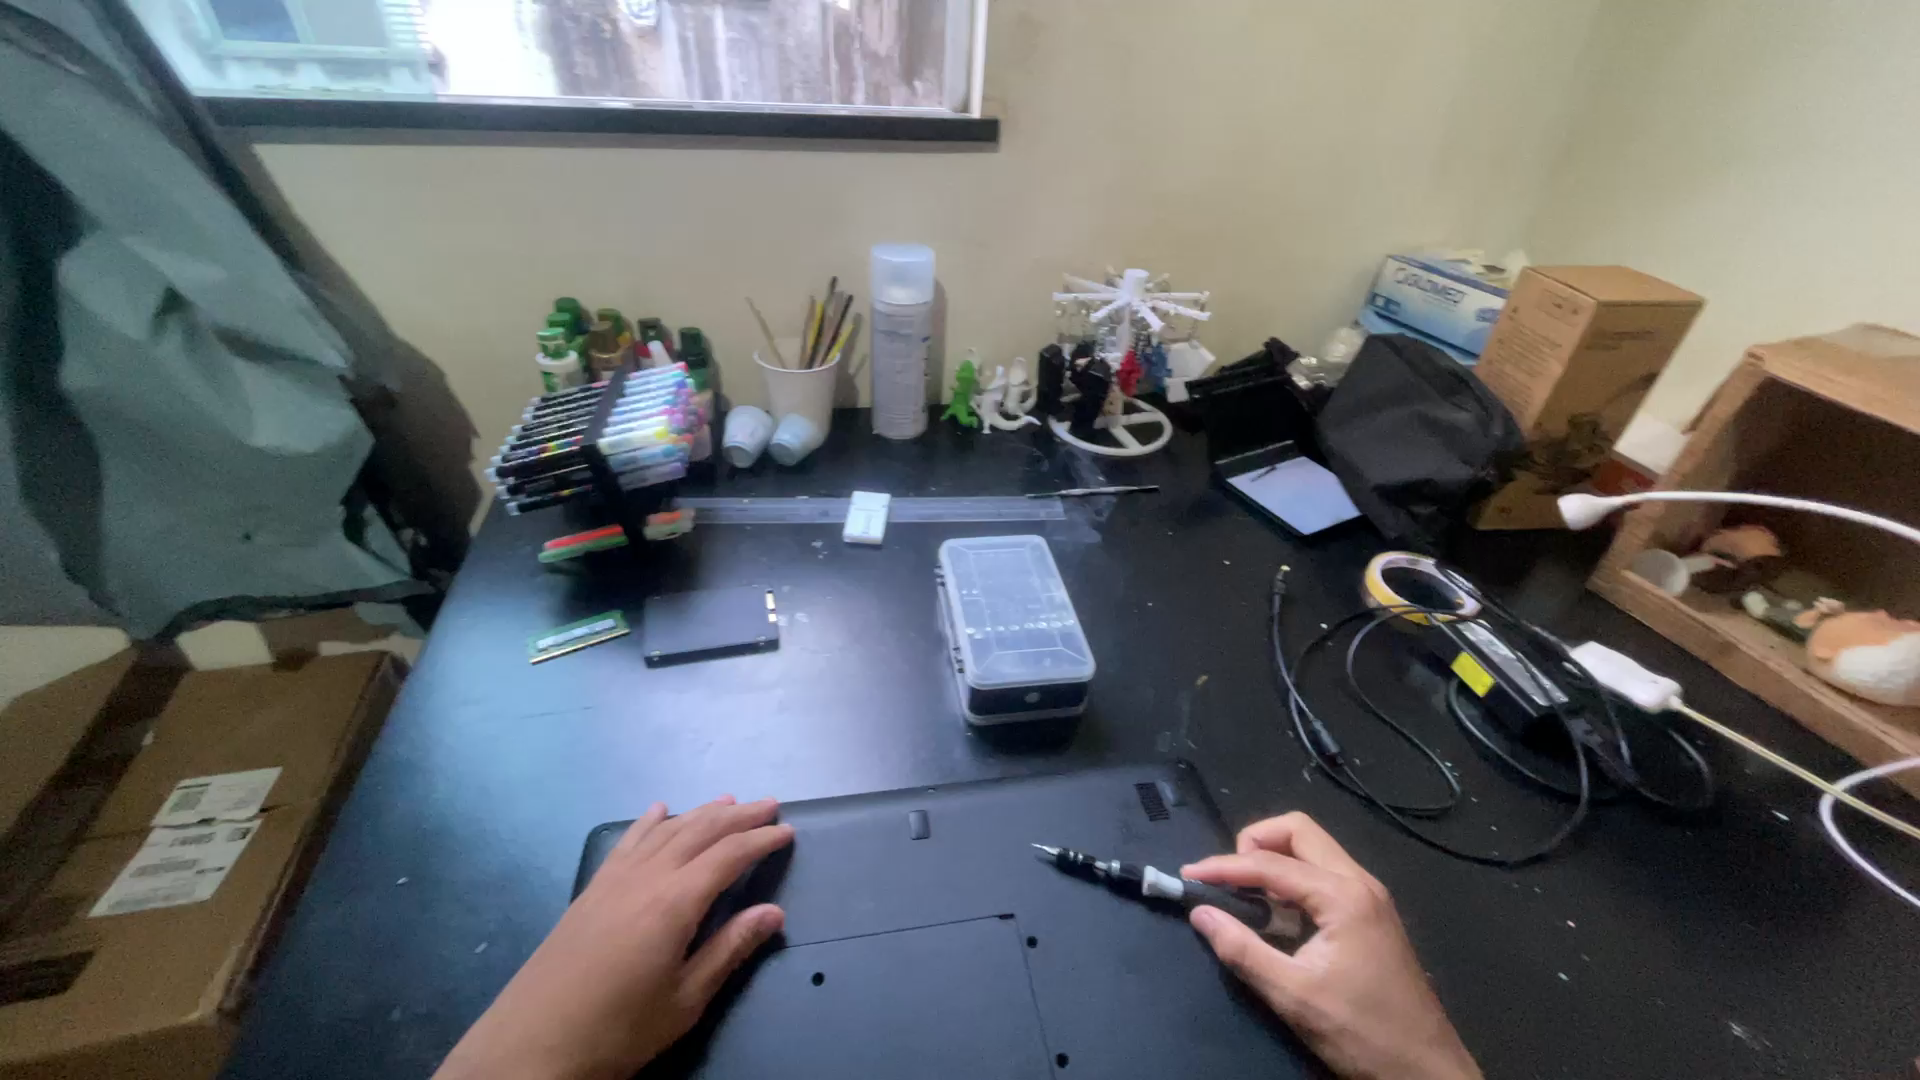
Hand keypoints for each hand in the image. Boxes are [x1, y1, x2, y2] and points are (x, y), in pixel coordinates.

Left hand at [436, 797, 793, 1079]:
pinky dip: (649, 821)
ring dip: (701, 812)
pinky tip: (659, 810)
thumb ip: (730, 950)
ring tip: (729, 801)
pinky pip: (628, 841)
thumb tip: (774, 912)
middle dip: (739, 816)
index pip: (730, 856)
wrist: (529, 1051)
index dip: (761, 840)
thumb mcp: (684, 1001)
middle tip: (769, 804)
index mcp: (675, 901)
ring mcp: (615, 880)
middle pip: (701, 831)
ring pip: (667, 830)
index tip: (787, 831)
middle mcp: (647, 877)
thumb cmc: (617, 1031)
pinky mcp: (592, 890)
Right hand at [1182, 813, 1480, 1079]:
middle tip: (1226, 878)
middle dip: (1254, 843)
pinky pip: (1323, 872)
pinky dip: (1292, 878)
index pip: (1270, 863)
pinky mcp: (1371, 914)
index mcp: (1343, 896)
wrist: (1430, 1077)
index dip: (1224, 866)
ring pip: (1312, 848)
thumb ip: (1242, 949)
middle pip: (1297, 831)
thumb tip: (1200, 913)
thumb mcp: (1294, 997)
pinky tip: (1276, 913)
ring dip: (1273, 859)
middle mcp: (1359, 883)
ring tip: (1245, 894)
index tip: (1188, 876)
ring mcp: (1369, 897)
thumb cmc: (1363, 1035)